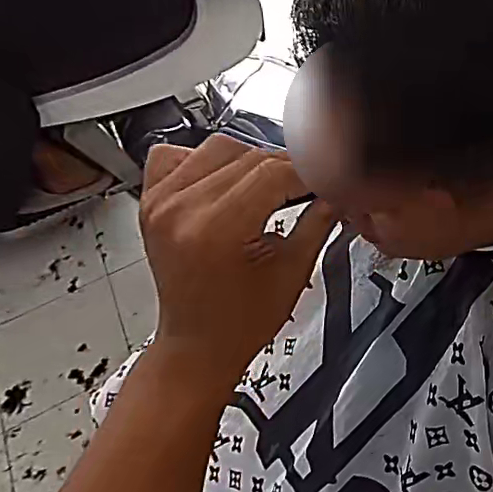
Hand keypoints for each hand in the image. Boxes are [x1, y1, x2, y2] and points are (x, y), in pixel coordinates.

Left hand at [137, 135, 338, 384]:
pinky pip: (177, 155)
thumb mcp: (295, 267)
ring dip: (254, 162)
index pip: (276, 172)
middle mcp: (180, 209)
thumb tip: (340, 192)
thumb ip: (320, 219)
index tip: (331, 182)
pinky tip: (229, 183)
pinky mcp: (152, 203)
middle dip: (290, 170)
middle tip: (312, 188)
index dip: (312, 174)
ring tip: (273, 188)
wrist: (201, 342)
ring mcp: (161, 203)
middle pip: (251, 156)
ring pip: (220, 148)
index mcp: (216, 228)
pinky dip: (207, 161)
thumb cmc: (240, 320)